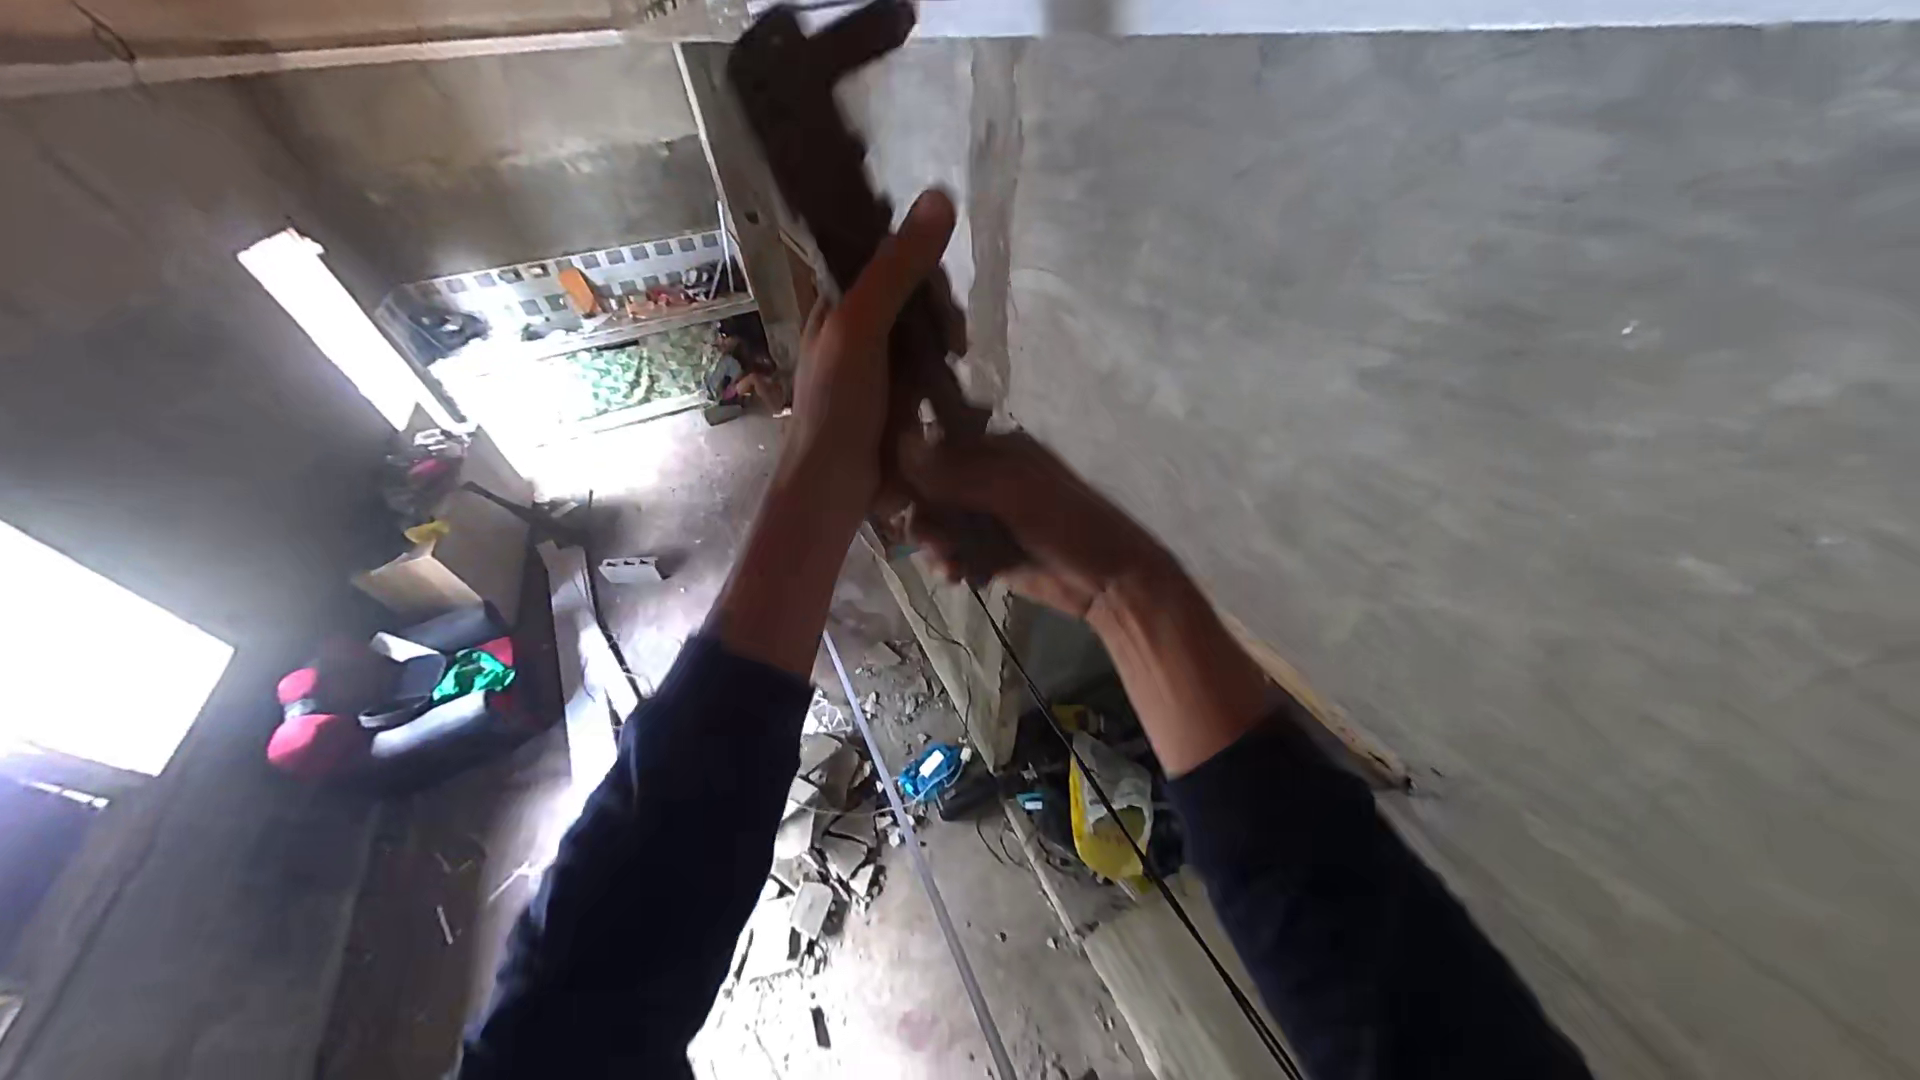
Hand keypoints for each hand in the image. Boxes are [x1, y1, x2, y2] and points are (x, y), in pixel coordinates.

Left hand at [786, 189, 956, 507]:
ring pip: (925, 328)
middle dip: (938, 307)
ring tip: (957, 359)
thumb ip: (896, 270)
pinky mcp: (900, 393)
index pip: (884, 256)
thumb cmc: (837, 404)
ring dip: (946, 337)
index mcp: (836, 301)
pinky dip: (945, 366)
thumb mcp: (861, 328)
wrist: (837, 484)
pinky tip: (956, 375)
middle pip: (912, 293)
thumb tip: (941, 198)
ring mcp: (880, 362)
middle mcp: (858, 325)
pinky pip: (931, 365)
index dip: (916, 261)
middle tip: (953, 338)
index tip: (938, 285)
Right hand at [900, 431, 1174, 619]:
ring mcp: (987, 516)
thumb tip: (902, 443)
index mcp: (997, 450)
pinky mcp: (987, 550)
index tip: (906, 499)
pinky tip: (965, 578)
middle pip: (931, 491)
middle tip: (937, 545)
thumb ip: (960, 472)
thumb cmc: (1068, 525)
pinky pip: (953, 552)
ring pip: (939, 525)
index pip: (938, 448)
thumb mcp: (1015, 492)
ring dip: (938, 547)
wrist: (1108, 582)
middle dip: (928, 520)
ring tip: (952, 568)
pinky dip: (952, 565)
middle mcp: (987, 478)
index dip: (916, 473)